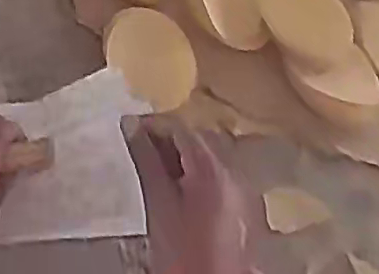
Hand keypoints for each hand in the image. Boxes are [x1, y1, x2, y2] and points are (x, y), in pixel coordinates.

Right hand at [124, 118, 250, 273]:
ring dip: (185, 155)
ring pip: (211, 155)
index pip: (179, 127)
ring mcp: (245, 192)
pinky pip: (221, 175)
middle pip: (198, 137)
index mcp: (213, 166)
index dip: (152, 124)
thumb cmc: (182, 254)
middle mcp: (235, 171)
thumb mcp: (157, 203)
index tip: (130, 128)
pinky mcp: (248, 211)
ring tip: (159, 167)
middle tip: (142, 147)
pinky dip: (201, 173)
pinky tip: (182, 189)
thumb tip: (130, 123)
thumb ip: (145, 158)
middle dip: (170, 138)